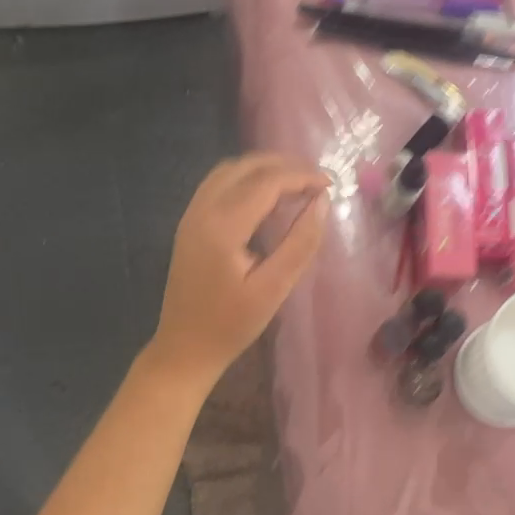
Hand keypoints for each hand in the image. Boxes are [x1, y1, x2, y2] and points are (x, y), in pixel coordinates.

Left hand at [144, 154, 330, 387]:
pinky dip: (245, 180)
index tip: (330, 185)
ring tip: (295, 184)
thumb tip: (322, 202)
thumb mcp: (273, 290)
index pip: (266, 182)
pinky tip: (265, 198)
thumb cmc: (230, 326)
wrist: (184, 348)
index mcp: (222, 226)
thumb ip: (299, 243)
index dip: (301, 176)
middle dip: (284, 166)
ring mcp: (191, 215)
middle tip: (316, 180)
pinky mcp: (188, 225)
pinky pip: (217, 185)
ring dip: (263, 169)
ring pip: (228, 171)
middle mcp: (202, 210)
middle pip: (245, 167)